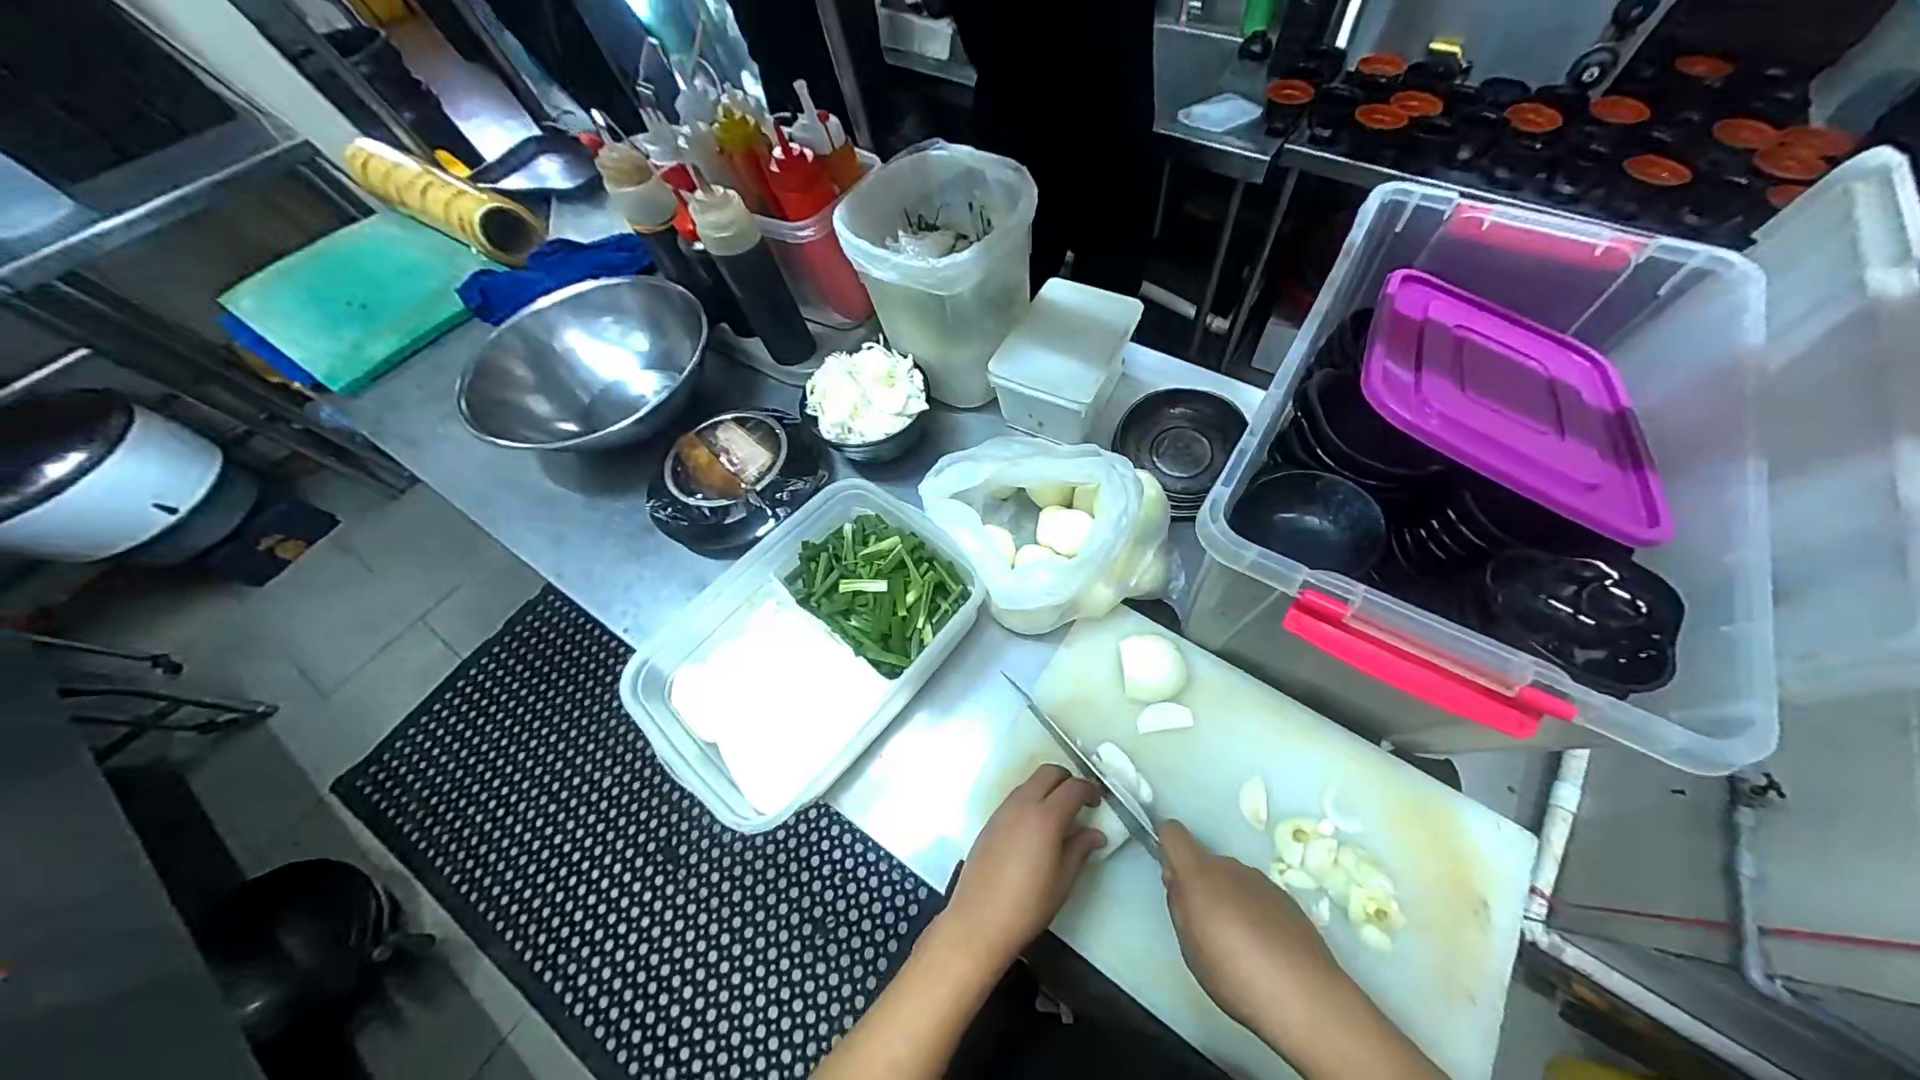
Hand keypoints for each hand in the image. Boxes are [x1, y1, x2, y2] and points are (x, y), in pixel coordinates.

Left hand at [942, 764, 1105, 966]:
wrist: (979, 919)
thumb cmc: (1027, 905)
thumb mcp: (1063, 881)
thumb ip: (1080, 849)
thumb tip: (1095, 834)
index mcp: (1045, 817)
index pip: (1073, 787)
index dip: (1090, 789)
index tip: (1098, 800)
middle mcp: (1022, 805)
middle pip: (1048, 772)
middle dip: (1068, 780)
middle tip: (1079, 802)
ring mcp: (1002, 810)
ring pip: (1029, 782)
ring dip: (1047, 788)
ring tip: (1059, 815)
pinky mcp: (990, 821)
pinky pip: (1015, 798)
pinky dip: (1030, 800)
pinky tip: (1035, 828)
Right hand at [1162, 820, 1444, 1079]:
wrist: (1307, 998)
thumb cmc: (1234, 974)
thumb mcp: (1189, 947)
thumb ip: (1178, 905)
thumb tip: (1176, 880)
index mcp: (1200, 873)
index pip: (1173, 833)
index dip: (1167, 845)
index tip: (1171, 874)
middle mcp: (1231, 867)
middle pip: (1205, 861)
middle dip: (1200, 884)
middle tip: (1204, 925)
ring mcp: (1262, 881)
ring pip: (1232, 879)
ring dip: (1228, 899)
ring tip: (1238, 944)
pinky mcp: (1288, 900)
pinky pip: (1257, 895)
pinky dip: (1254, 912)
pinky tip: (1264, 949)